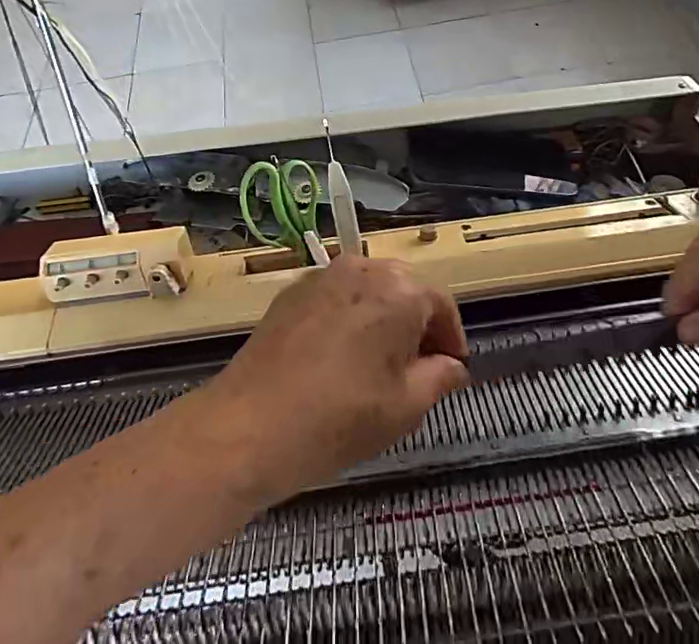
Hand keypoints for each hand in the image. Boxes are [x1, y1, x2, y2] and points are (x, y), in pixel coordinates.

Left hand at [196, 257, 469, 500]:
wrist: (246, 429)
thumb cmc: (339, 418)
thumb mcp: (406, 407)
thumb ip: (441, 377)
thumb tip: (452, 365)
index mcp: (402, 291)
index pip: (442, 306)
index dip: (452, 340)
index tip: (452, 369)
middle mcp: (365, 269)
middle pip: (407, 292)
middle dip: (417, 326)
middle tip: (417, 369)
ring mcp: (324, 276)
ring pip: (370, 292)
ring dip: (382, 319)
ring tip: (377, 363)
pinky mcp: (292, 292)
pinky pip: (337, 298)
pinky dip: (348, 318)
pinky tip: (338, 357)